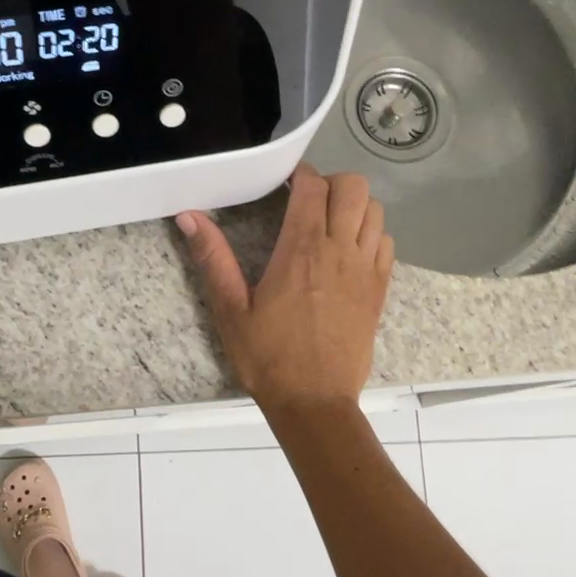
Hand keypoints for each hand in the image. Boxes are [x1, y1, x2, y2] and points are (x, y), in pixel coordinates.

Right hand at [176, 163, 393, 413]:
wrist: (314, 401)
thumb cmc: (267, 358)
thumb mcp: (231, 310)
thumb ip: (213, 258)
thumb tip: (189, 216)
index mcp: (301, 250)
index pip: (313, 187)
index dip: (300, 174)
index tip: (284, 180)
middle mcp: (340, 250)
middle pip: (354, 188)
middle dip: (331, 183)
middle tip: (307, 199)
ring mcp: (366, 270)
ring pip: (375, 211)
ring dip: (354, 207)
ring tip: (329, 222)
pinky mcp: (380, 290)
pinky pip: (386, 243)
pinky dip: (371, 234)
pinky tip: (349, 251)